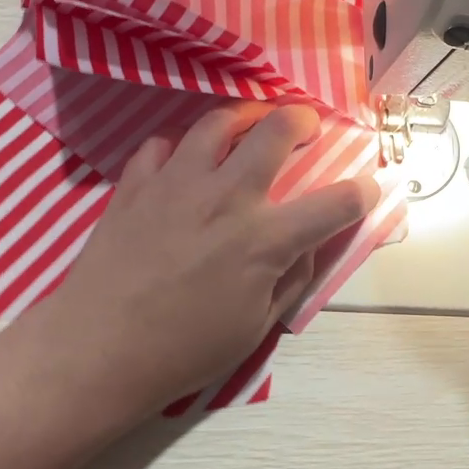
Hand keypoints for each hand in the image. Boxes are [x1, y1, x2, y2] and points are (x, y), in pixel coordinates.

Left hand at [26, 103, 376, 415]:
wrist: (99, 349)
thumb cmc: (184, 351)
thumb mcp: (255, 328)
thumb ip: (292, 280)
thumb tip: (311, 245)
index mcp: (265, 239)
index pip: (335, 203)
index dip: (362, 191)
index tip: (368, 186)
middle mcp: (226, 196)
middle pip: (277, 131)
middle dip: (303, 120)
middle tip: (306, 126)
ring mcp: (176, 182)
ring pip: (217, 122)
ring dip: (243, 118)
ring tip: (248, 126)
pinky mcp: (135, 184)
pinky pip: (162, 145)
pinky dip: (180, 148)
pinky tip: (181, 164)